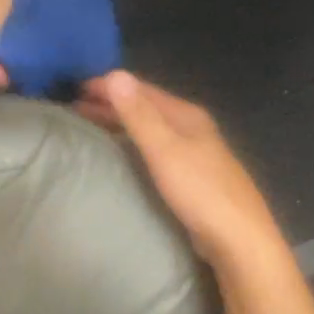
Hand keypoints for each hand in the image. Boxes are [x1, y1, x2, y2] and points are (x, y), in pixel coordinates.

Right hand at [78, 71, 284, 267]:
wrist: (238, 238)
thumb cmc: (200, 192)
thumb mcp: (165, 149)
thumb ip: (139, 115)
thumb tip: (115, 74)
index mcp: (188, 116)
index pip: (142, 90)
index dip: (109, 86)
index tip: (75, 89)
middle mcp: (194, 129)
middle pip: (147, 109)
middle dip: (112, 105)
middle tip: (74, 110)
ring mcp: (197, 154)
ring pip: (153, 130)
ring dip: (123, 126)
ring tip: (92, 130)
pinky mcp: (195, 179)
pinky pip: (158, 151)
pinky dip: (136, 146)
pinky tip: (125, 158)